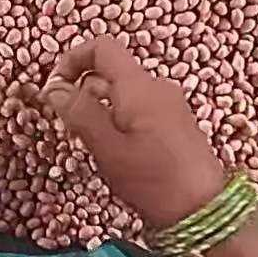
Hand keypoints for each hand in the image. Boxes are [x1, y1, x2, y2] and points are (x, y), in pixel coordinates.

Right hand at [43, 37, 227, 228]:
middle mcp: (156, 87)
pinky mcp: (173, 123)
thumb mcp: (107, 148)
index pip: (101, 47)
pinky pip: (136, 108)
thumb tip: (53, 87)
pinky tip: (115, 152)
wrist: (203, 209)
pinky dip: (116, 120)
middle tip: (68, 126)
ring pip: (121, 93)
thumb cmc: (153, 180)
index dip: (71, 60)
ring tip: (91, 145)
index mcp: (138, 86)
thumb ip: (79, 112)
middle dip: (81, 92)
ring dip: (97, 110)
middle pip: (109, 71)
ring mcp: (168, 104)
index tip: (54, 89)